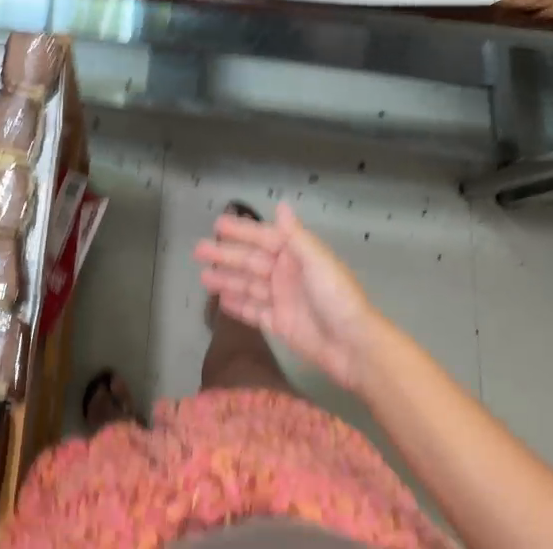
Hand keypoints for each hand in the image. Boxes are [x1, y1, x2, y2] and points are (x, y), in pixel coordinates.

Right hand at [195, 203, 383, 388]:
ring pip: (248, 286)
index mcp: (296, 256)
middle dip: (225, 256)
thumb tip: (280, 205)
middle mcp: (286, 274)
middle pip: (250, 262)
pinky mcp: (279, 324)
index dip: (241, 232)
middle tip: (198, 251)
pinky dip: (238, 306)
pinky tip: (221, 301)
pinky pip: (254, 311)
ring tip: (203, 278)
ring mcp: (282, 300)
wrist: (354, 347)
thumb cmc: (336, 297)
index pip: (263, 238)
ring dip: (226, 280)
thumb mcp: (317, 261)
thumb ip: (295, 236)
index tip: (217, 225)